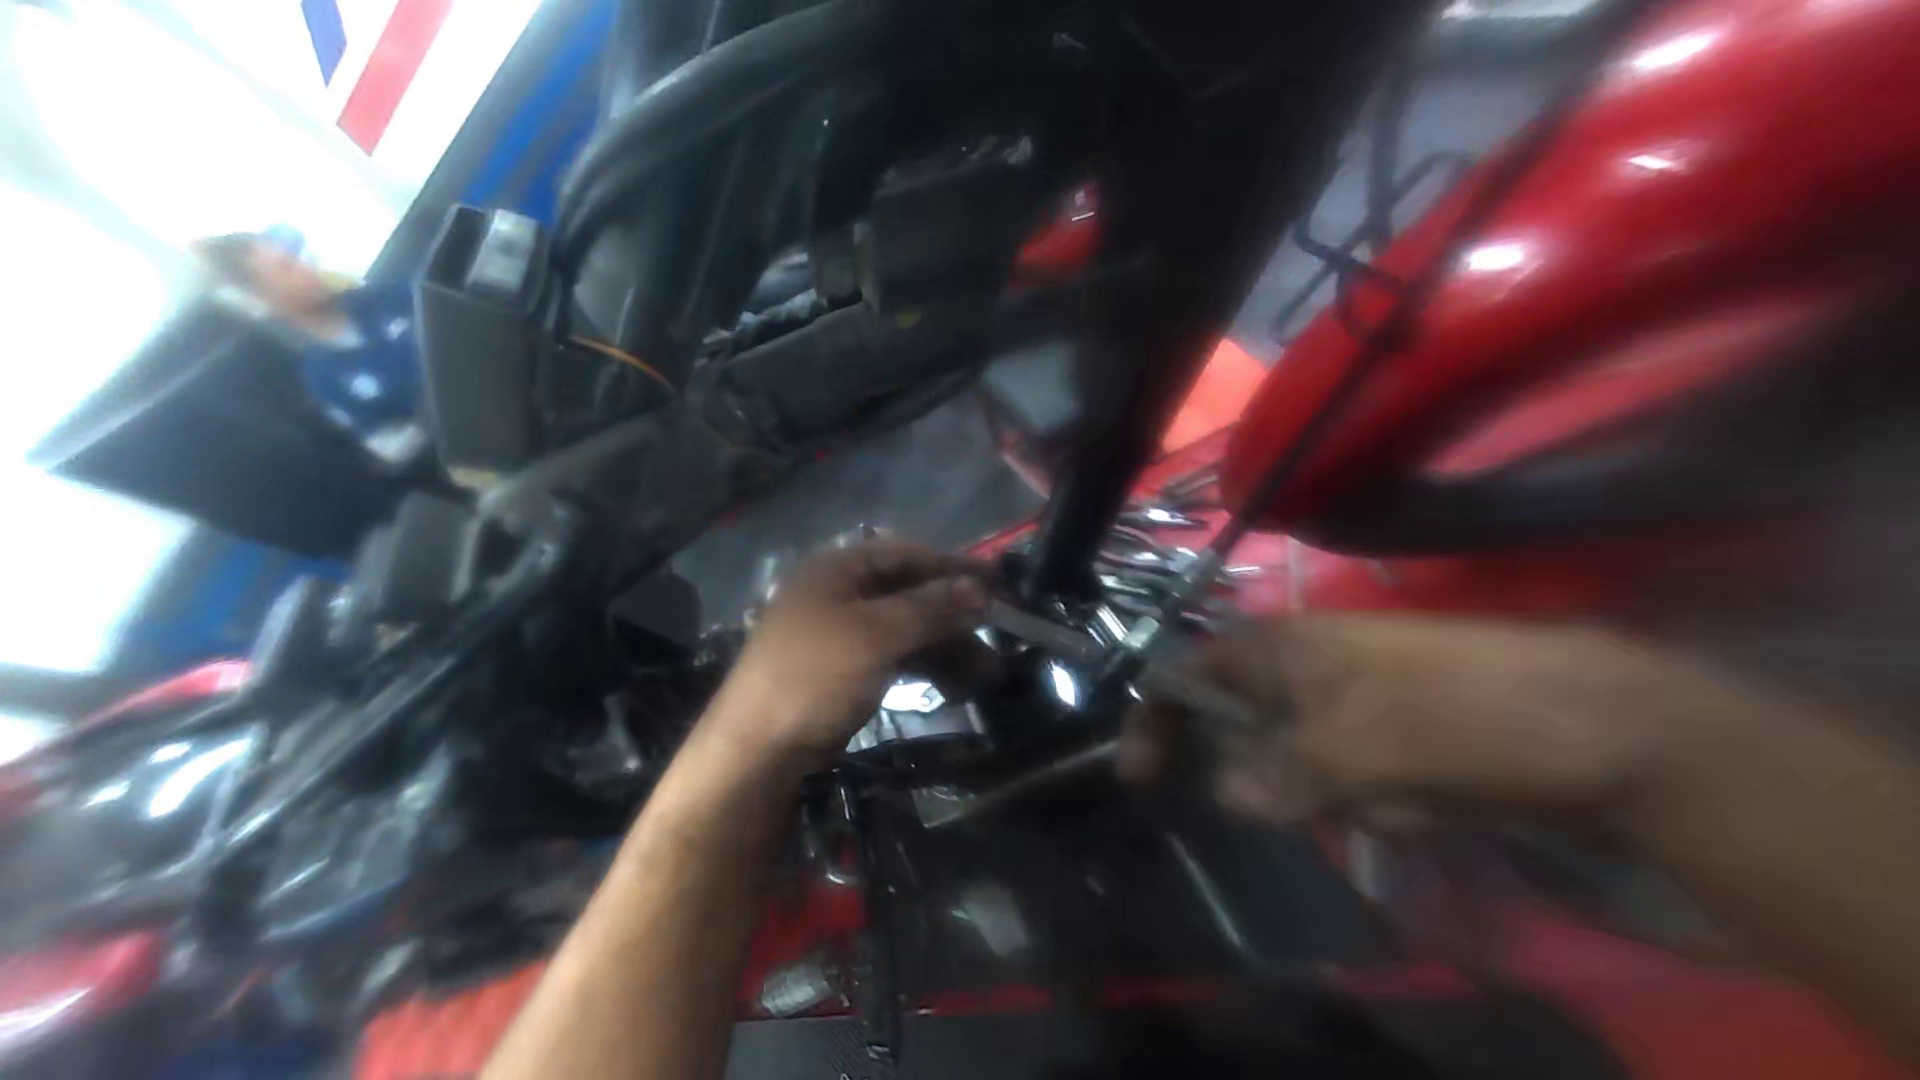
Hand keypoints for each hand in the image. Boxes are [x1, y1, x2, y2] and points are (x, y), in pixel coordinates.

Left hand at [705, 539, 988, 767]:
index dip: (953, 566)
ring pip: (908, 628)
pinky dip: (926, 666)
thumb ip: (930, 607)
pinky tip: (956, 687)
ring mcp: (844, 633)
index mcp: (837, 569)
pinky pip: (897, 656)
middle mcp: (840, 594)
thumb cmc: (814, 676)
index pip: (906, 554)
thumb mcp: (875, 636)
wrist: (759, 750)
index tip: (997, 581)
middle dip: (955, 614)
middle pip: (910, 592)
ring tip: (986, 671)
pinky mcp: (848, 669)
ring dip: (947, 646)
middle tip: (998, 630)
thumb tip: (980, 587)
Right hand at [1121, 615, 1754, 835]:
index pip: (1187, 673)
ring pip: (1302, 765)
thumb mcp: (1358, 748)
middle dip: (1280, 776)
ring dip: (1342, 796)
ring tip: (1408, 798)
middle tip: (1342, 796)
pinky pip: (1351, 781)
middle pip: (1246, 727)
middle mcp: (1307, 666)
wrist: (1613, 727)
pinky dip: (1380, 803)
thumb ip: (1280, 773)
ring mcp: (1352, 700)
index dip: (1155, 720)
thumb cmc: (1462, 715)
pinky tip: (1434, 803)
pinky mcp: (1393, 733)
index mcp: (1282, 646)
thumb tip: (1231, 794)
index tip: (1141, 780)